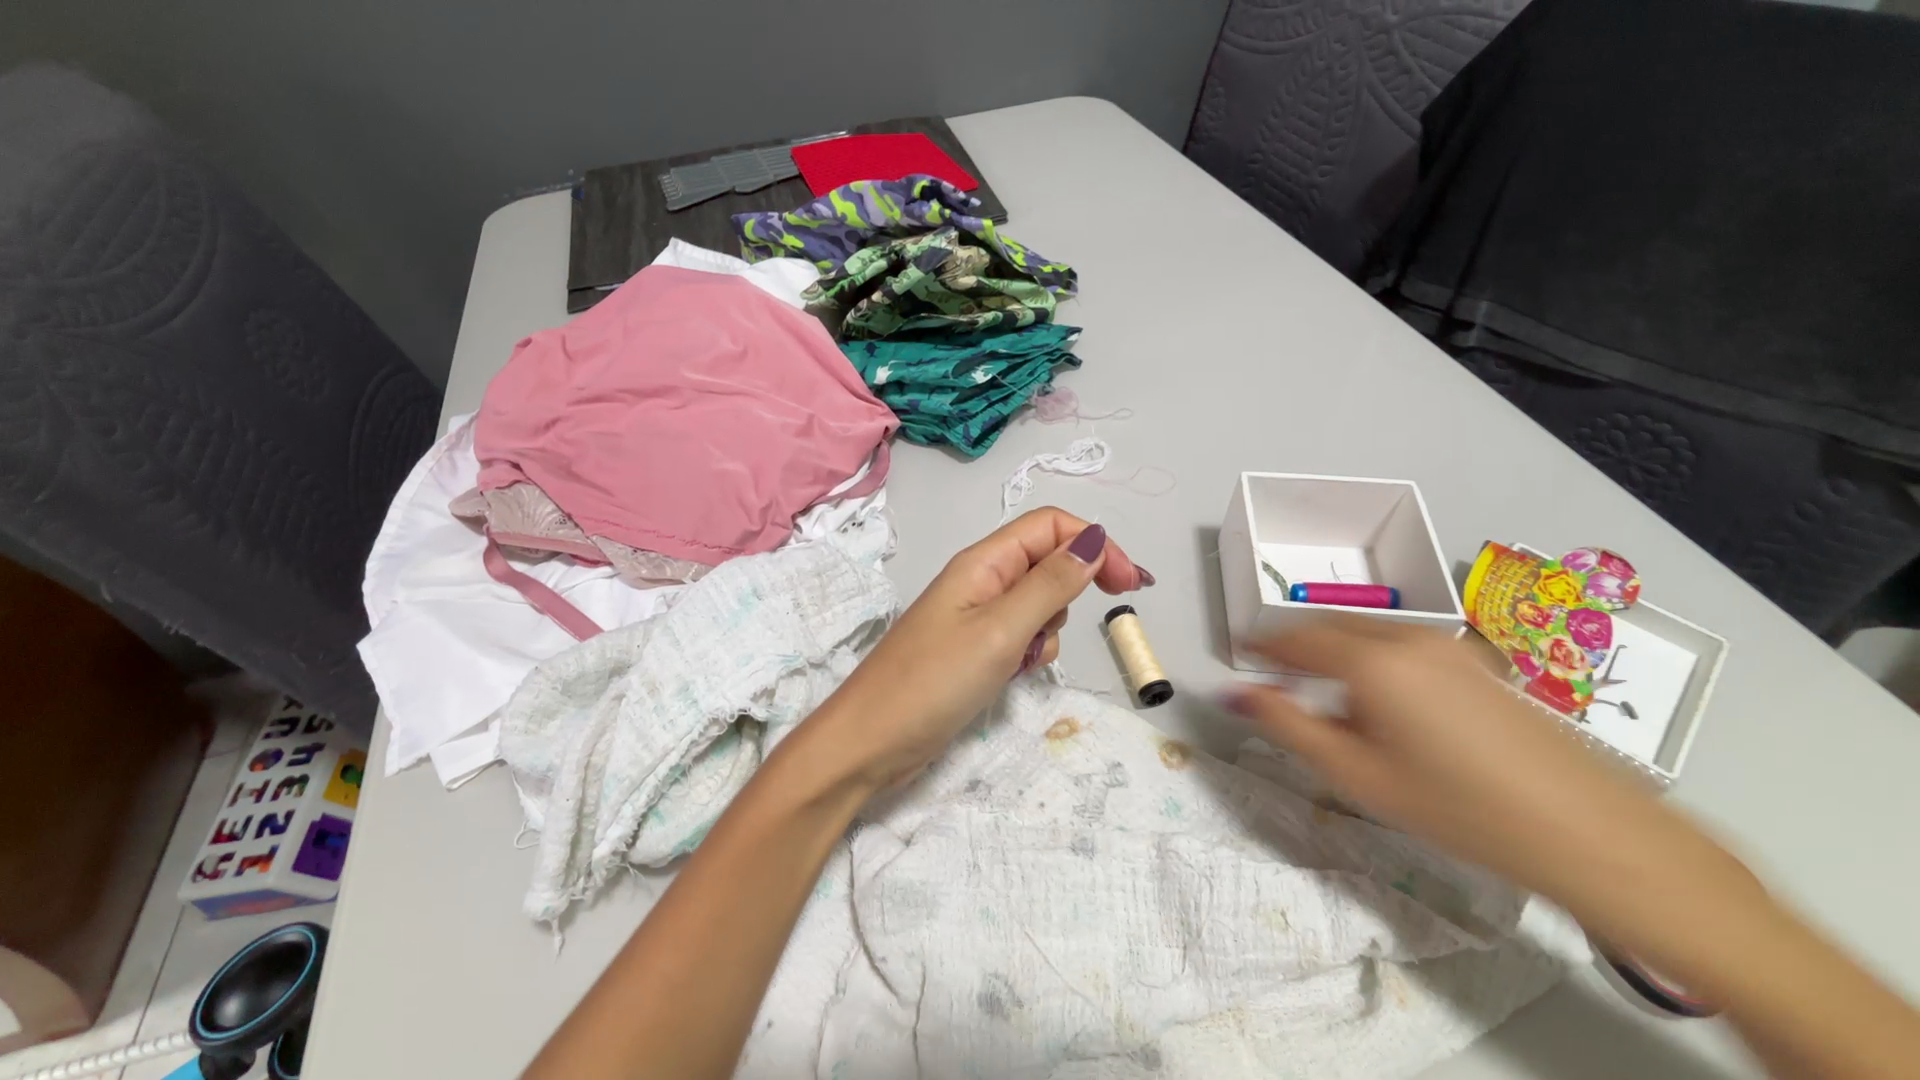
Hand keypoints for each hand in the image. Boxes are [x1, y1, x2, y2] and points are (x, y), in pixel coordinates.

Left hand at [815, 507, 1148, 792]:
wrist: (870, 743)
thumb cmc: (932, 682)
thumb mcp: (1000, 630)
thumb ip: (1050, 585)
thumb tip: (1095, 541)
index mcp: (982, 562)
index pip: (1050, 526)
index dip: (1095, 544)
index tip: (1129, 585)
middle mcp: (980, 581)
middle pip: (1047, 562)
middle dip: (1069, 591)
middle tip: (1063, 629)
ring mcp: (975, 617)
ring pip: (1038, 604)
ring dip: (1046, 628)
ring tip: (1021, 659)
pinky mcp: (973, 651)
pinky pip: (1019, 637)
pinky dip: (1028, 652)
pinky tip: (1011, 676)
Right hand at [1222, 616, 1671, 896]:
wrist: (1581, 825)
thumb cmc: (1455, 808)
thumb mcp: (1357, 776)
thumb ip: (1289, 726)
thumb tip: (1241, 695)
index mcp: (1371, 662)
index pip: (1297, 640)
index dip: (1263, 647)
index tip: (1241, 654)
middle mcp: (1407, 639)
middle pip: (1334, 629)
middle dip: (1301, 649)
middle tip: (1280, 682)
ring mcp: (1449, 646)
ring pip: (1372, 636)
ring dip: (1341, 655)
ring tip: (1337, 706)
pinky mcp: (1477, 662)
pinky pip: (1406, 647)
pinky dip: (1378, 662)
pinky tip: (1391, 709)